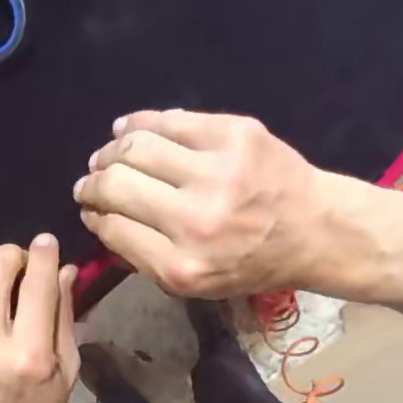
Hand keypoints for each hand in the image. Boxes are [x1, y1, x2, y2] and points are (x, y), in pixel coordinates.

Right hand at [73, 110, 402, 300]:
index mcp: (182, 266)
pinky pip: (170, 120)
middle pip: (117, 185)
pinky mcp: (235, 134)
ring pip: (136, 147)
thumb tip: (101, 217)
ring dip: (110, 151)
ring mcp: (217, 172)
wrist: (314, 228)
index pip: (113, 228)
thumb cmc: (249, 263)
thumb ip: (144, 256)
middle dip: (92, 182)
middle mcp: (196, 220)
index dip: (93, 215)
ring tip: (105, 156)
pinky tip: (125, 129)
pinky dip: (139, 123)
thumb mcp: (194, 283)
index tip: (89, 208)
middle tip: (88, 182)